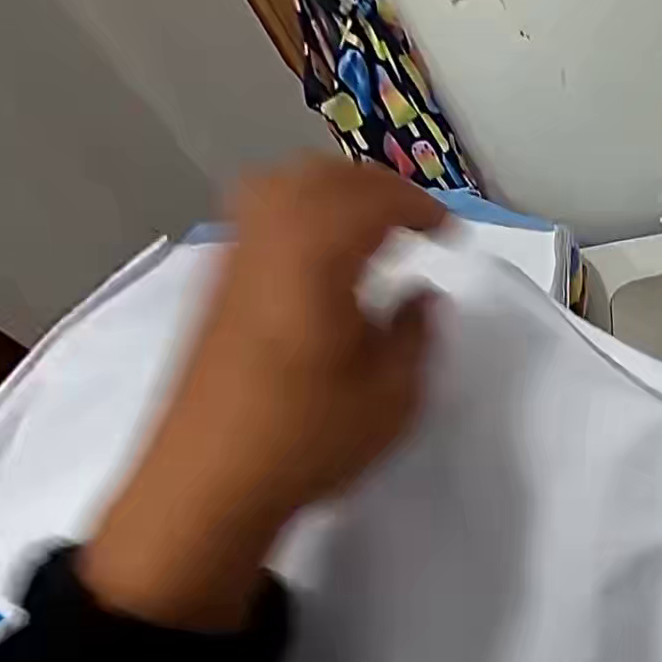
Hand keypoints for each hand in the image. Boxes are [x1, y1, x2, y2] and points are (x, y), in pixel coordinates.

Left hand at [81, 157, 446, 629]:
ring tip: (374, 227)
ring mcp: (233, 263)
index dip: (419, 206)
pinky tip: (325, 255)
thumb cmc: (312, 438)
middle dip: (377, 187)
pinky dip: (302, 212)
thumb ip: (415, 334)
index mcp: (316, 265)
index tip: (451, 234)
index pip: (369, 201)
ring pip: (279, 187)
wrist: (210, 484)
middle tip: (419, 221)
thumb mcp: (394, 395)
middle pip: (318, 177)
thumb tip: (422, 297)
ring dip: (335, 192)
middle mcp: (267, 246)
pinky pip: (259, 216)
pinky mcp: (218, 288)